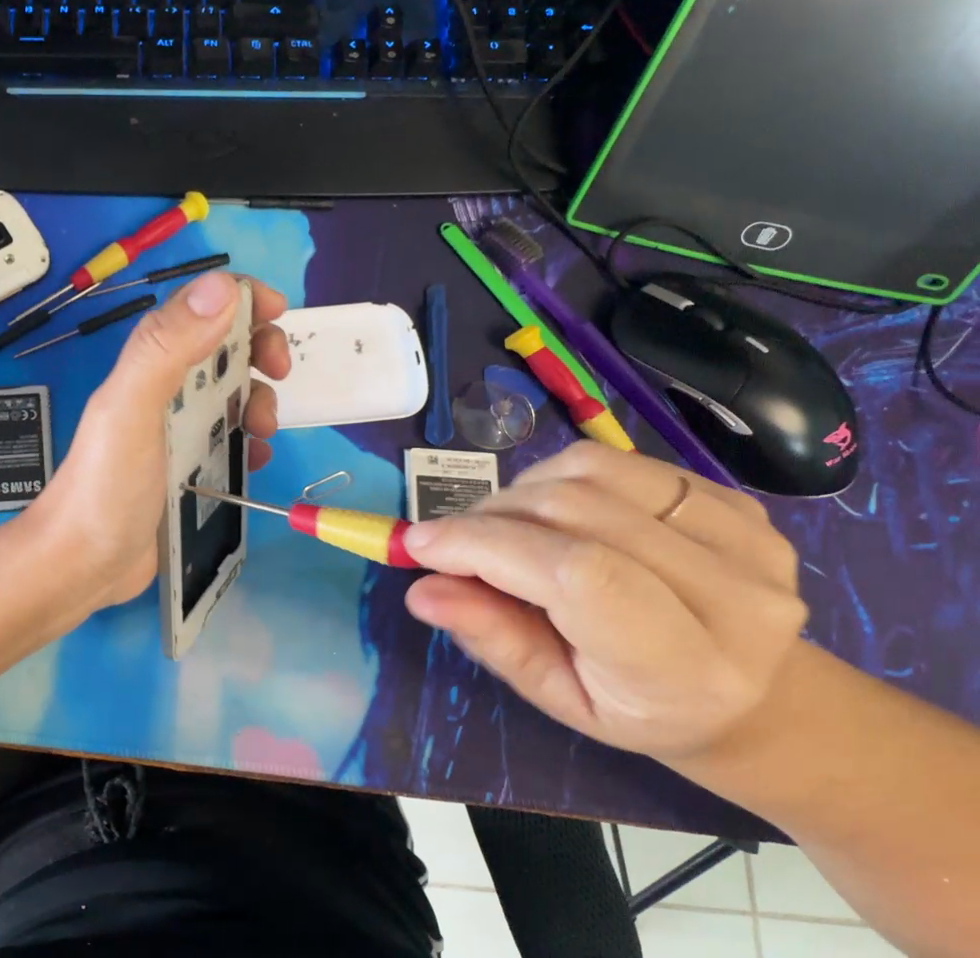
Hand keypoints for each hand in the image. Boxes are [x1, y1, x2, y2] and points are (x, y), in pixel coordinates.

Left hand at [19, 272, 289, 611]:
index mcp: (147, 364)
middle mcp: (161, 389)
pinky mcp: (186, 466)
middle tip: (277, 375)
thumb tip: (222, 286)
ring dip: (259, 400)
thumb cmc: (107, 484)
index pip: (199, 307)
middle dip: (259, 351)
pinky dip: (248, 441)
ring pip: (232, 394)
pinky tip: (253, 459)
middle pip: (223, 347)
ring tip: (262, 431)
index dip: (241, 300)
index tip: (278, 314)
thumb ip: (167, 347)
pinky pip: (228, 439)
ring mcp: (175, 429)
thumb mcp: (132, 408)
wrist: (84, 562)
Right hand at [400, 442, 809, 765]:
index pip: (580, 576)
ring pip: (593, 472)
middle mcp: (734, 597)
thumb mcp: (554, 694)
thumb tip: (422, 591)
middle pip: (579, 512)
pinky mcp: (738, 502)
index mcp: (685, 667)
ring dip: (521, 492)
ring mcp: (746, 540)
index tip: (421, 546)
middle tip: (452, 544)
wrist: (746, 695)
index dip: (489, 547)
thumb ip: (493, 638)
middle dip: (489, 518)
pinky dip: (560, 478)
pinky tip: (554, 515)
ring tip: (503, 528)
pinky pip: (619, 462)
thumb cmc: (633, 705)